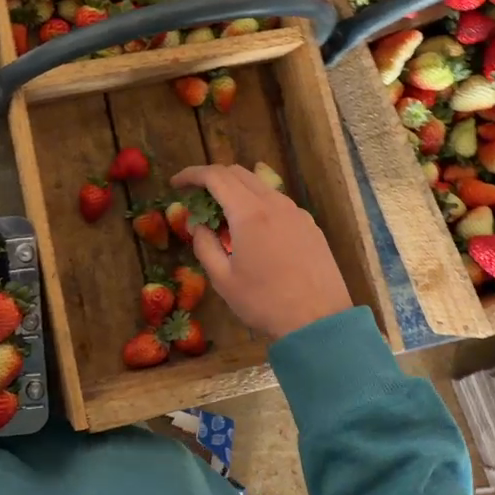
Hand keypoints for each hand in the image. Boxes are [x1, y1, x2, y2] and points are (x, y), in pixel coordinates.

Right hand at [172, 164, 350, 338]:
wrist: (319, 322)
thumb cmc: (265, 302)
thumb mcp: (223, 279)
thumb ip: (205, 246)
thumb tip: (199, 226)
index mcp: (249, 213)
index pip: (215, 176)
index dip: (191, 175)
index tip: (175, 184)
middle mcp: (274, 203)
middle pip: (238, 173)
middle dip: (212, 178)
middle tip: (196, 197)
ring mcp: (296, 212)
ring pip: (260, 186)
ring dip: (236, 190)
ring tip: (224, 217)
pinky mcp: (310, 225)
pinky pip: (278, 202)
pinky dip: (257, 204)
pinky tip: (254, 231)